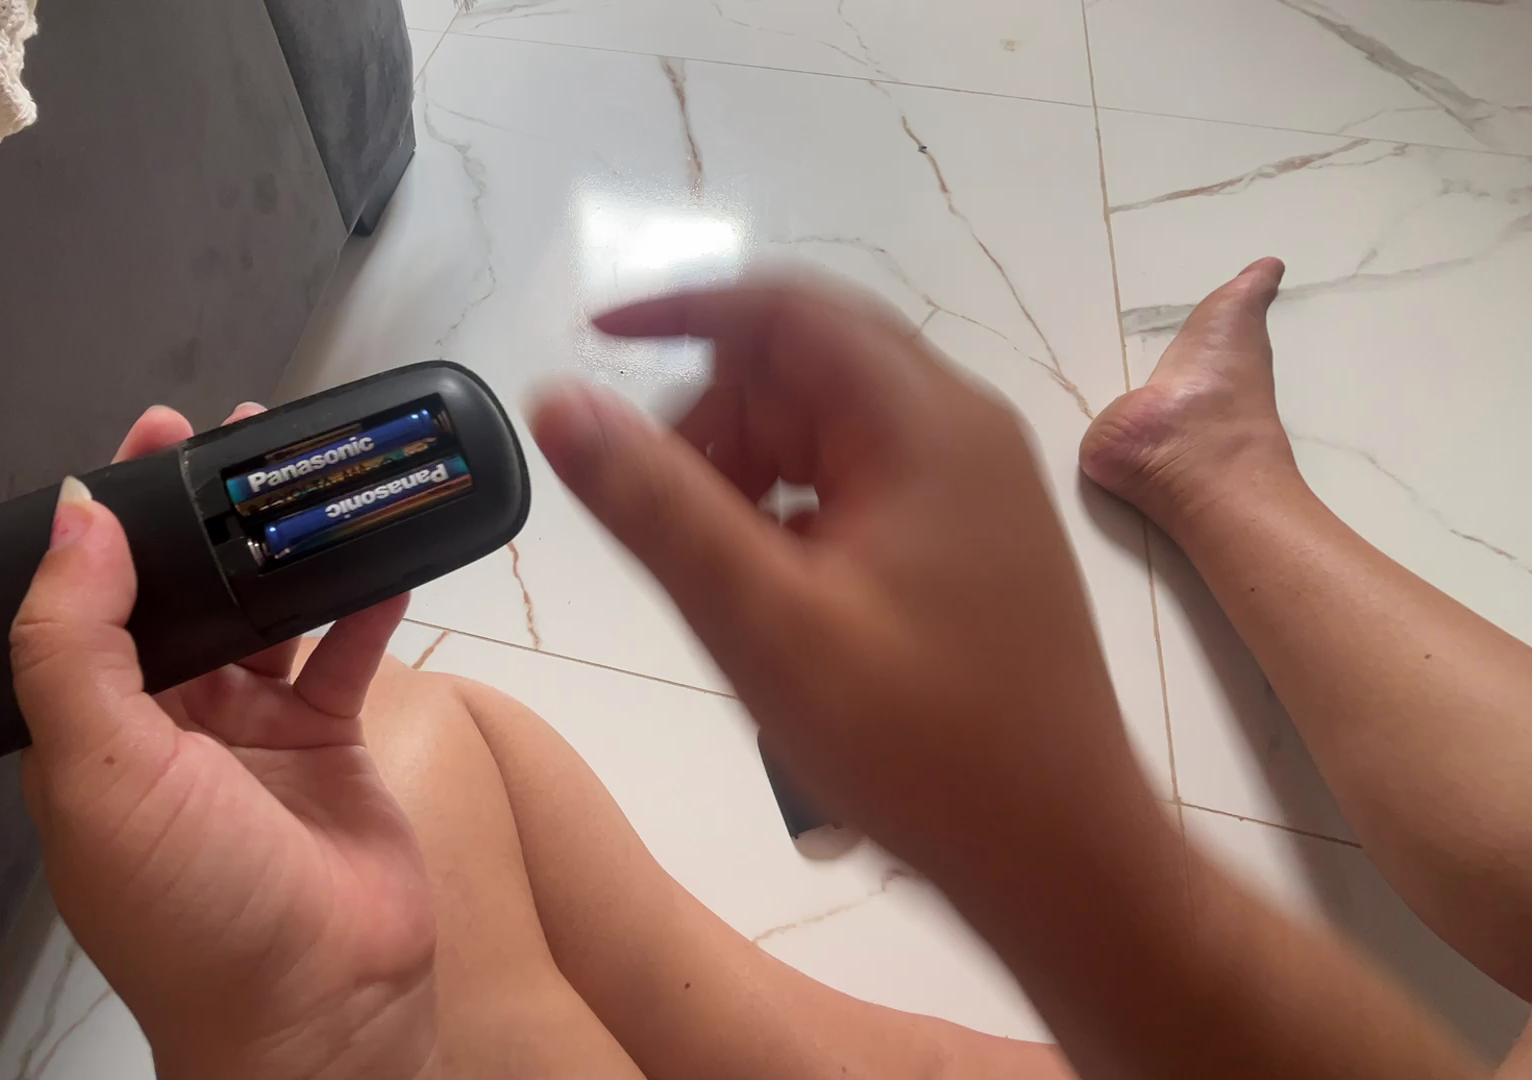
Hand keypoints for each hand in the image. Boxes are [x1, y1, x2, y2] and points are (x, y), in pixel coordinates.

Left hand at [10, 404, 434, 1079]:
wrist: (323, 1002)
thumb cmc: (196, 914)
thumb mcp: (101, 775)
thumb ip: (76, 646)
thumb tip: (74, 522)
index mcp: (100, 727)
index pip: (97, 596)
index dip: (122, 514)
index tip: (156, 439)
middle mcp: (176, 721)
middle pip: (195, 593)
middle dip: (215, 518)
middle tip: (246, 444)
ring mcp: (260, 728)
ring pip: (276, 616)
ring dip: (296, 557)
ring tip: (319, 492)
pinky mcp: (331, 737)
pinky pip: (348, 655)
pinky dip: (367, 611)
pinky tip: (387, 568)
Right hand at [534, 274, 1483, 1079]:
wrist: (1053, 854)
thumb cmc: (913, 743)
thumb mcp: (759, 619)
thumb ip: (654, 505)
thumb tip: (561, 403)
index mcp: (920, 422)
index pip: (784, 309)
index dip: (681, 310)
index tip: (597, 338)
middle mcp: (950, 427)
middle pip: (796, 370)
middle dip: (711, 422)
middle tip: (669, 519)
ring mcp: (959, 481)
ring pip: (814, 428)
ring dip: (741, 472)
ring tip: (721, 567)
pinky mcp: (952, 530)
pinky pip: (841, 479)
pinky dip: (781, 506)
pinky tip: (769, 579)